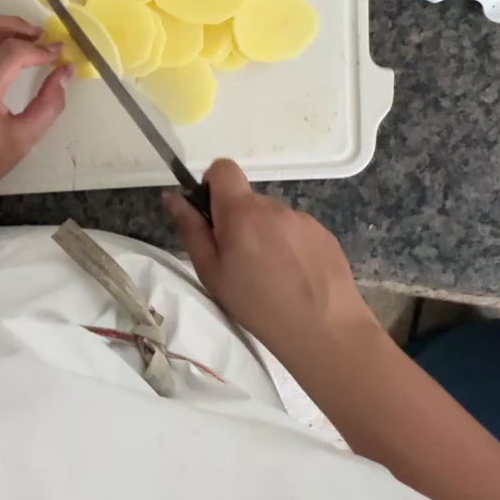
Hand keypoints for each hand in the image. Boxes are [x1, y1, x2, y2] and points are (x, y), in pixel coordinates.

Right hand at [164, 159, 375, 354]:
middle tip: (238, 260)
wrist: (325, 330)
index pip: (223, 168)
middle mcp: (273, 207)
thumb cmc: (255, 303)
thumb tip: (173, 197)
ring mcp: (303, 219)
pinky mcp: (325, 234)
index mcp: (241, 212)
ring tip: (269, 273)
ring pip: (271, 217)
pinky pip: (295, 230)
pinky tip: (293, 276)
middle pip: (246, 199)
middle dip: (237, 220)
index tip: (211, 214)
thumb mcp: (210, 271)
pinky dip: (288, 245)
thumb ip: (191, 229)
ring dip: (263, 234)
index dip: (212, 184)